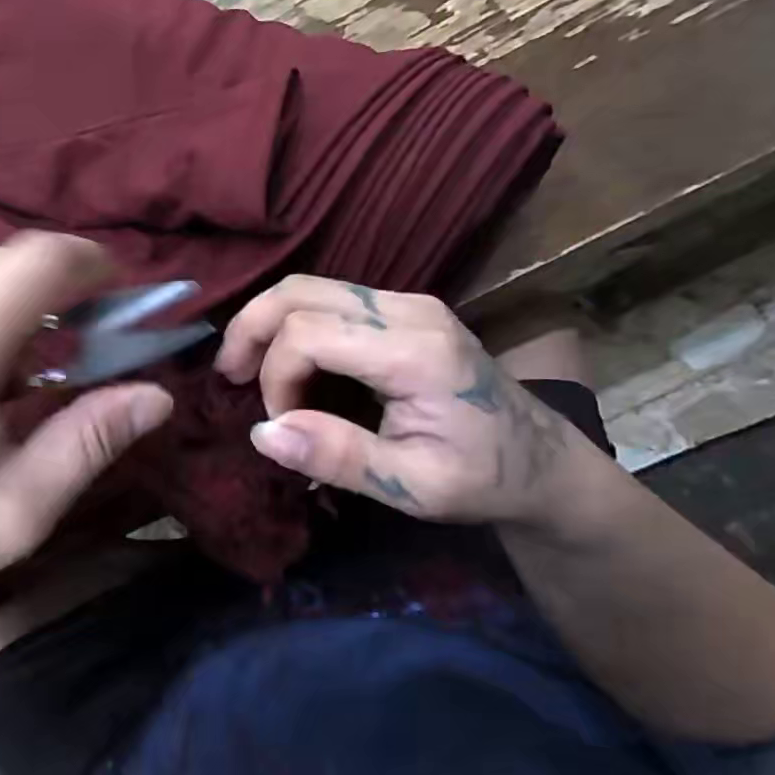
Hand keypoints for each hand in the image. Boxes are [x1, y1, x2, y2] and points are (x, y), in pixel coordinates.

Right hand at [215, 276, 588, 524]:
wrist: (545, 462)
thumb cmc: (484, 479)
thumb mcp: (413, 487)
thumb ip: (337, 457)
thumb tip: (261, 434)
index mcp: (416, 352)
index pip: (308, 334)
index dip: (276, 376)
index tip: (281, 424)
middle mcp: (408, 310)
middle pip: (298, 292)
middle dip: (250, 330)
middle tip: (230, 376)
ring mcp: (405, 302)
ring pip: (306, 287)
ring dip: (265, 324)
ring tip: (246, 368)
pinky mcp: (399, 307)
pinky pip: (325, 298)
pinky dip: (289, 324)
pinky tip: (283, 361)